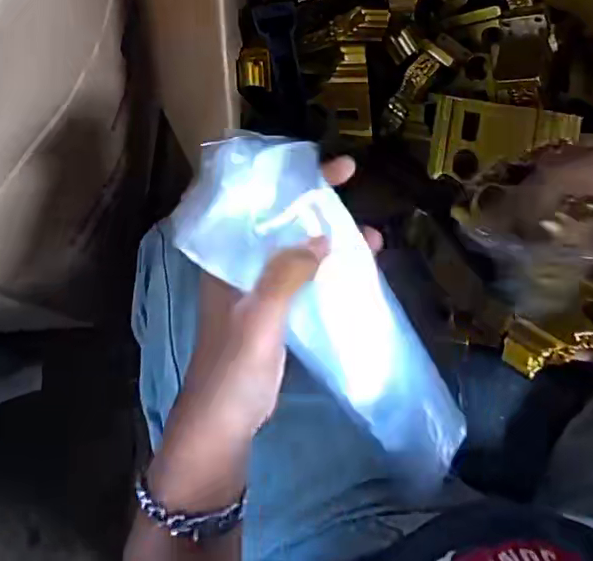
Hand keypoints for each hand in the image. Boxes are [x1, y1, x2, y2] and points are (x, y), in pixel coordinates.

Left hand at [149, 157, 378, 510]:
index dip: (291, 180)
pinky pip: (302, 277)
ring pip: (294, 248)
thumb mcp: (259, 318)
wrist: (222, 427)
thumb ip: (286, 275)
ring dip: (327, 237)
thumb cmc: (233, 368)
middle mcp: (239, 263)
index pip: (258, 203)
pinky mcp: (273, 312)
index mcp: (226, 256)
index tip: (332, 166)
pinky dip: (327, 269)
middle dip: (314, 203)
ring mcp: (256, 288)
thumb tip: (323, 236)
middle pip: (278, 220)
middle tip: (354, 189)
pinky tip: (355, 271)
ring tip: (370, 236)